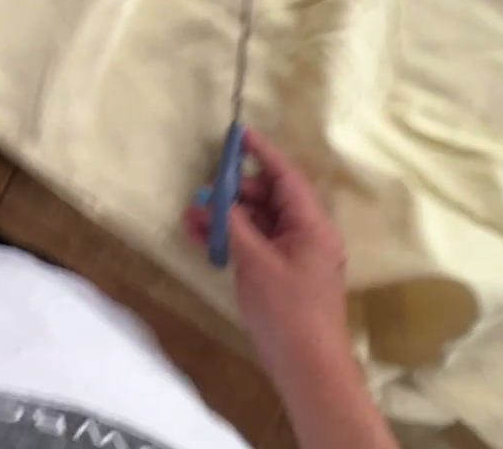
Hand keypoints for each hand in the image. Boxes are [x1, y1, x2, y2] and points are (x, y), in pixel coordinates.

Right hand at [185, 129, 350, 382]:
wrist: (307, 369)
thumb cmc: (288, 312)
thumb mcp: (255, 262)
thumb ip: (233, 224)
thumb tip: (213, 198)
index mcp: (311, 226)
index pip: (286, 177)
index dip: (262, 152)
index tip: (237, 132)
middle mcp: (304, 234)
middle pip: (266, 196)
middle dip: (232, 191)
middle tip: (203, 193)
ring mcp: (291, 253)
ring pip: (254, 219)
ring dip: (223, 215)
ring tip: (190, 217)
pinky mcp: (277, 270)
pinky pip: (250, 240)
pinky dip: (227, 236)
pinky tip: (199, 235)